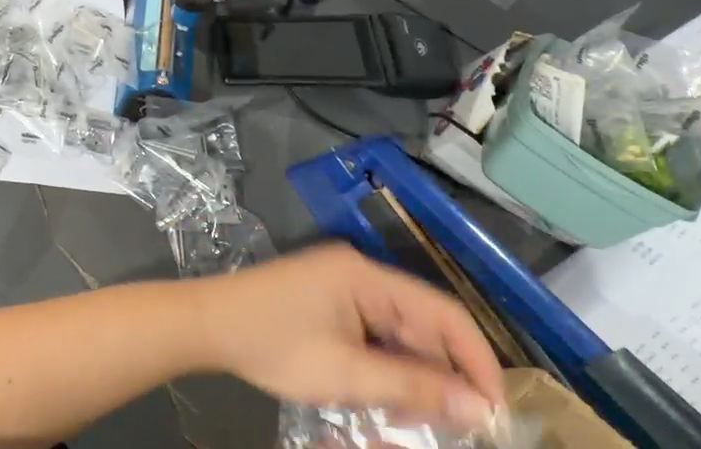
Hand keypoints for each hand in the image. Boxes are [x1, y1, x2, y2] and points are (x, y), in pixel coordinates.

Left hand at [199, 244, 504, 429]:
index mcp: (366, 276)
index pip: (446, 314)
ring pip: (402, 333)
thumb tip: (481, 408)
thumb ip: (414, 389)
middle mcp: (359, 273)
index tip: (495, 415)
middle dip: (444, 376)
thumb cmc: (271, 344)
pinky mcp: (328, 301)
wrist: (204, 324)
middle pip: (425, 325)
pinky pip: (376, 333)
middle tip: (451, 427)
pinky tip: (383, 398)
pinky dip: (387, 367)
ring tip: (407, 416)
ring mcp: (341, 285)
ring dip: (414, 376)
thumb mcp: (346, 374)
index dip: (479, 364)